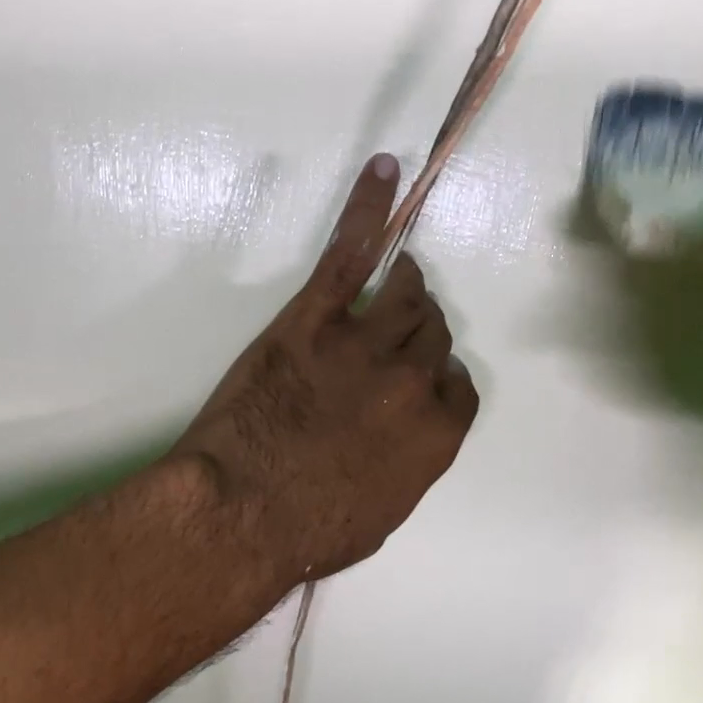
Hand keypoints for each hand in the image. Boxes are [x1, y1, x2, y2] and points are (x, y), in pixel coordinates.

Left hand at [171, 153, 479, 583]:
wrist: (244, 510)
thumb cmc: (309, 532)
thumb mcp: (378, 515)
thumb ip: (404, 466)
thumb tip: (402, 440)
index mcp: (437, 433)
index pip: (459, 386)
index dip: (439, 379)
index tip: (422, 381)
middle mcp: (414, 379)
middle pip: (432, 332)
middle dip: (420, 331)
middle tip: (399, 330)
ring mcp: (365, 341)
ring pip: (406, 293)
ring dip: (407, 285)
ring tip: (400, 273)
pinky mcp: (313, 318)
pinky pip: (349, 253)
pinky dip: (367, 208)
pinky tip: (383, 171)